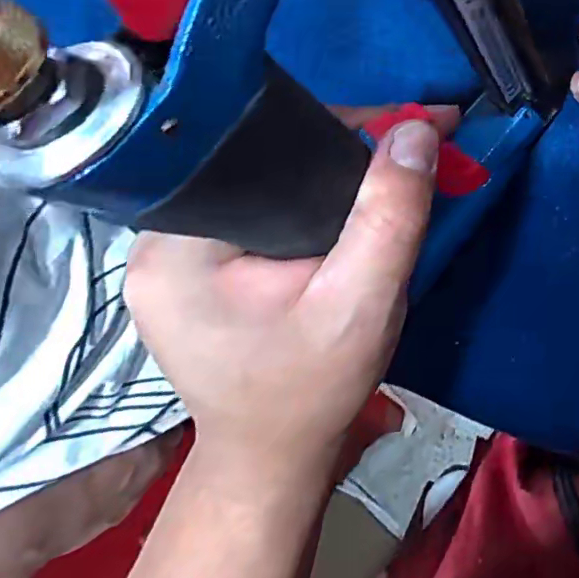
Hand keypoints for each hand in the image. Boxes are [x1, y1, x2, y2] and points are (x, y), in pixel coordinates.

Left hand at [122, 115, 446, 488]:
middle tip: (410, 135)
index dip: (343, 127)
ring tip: (391, 152)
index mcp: (180, 241)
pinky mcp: (197, 258)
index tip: (405, 121)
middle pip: (268, 156)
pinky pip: (265, 198)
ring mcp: (175, 245)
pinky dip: (314, 190)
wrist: (275, 456)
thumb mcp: (361, 304)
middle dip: (346, 143)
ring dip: (332, 165)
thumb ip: (390, 215)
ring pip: (270, 173)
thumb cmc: (309, 391)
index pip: (266, 149)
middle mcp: (162, 233)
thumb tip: (416, 129)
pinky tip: (354, 186)